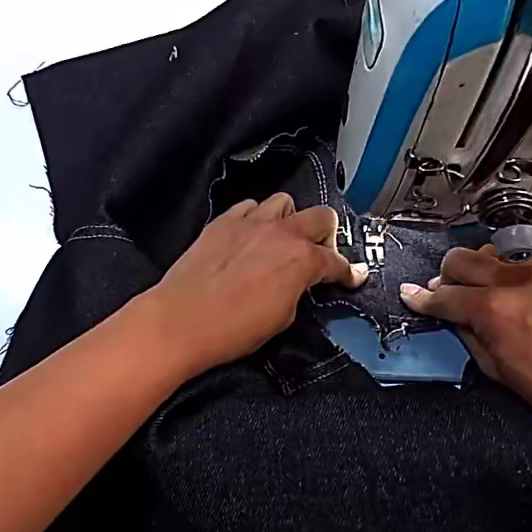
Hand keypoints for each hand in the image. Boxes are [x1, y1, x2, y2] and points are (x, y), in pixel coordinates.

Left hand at [139, 193, 364, 376]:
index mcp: (302, 260)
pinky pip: (250, 207)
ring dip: (290, 220)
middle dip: (327, 235)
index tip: (351, 276)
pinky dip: (256, 217)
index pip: (336, 261)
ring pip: (285, 202)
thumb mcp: (282, 318)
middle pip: (321, 217)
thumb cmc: (231, 329)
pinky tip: (251, 236)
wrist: (181, 321)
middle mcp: (281, 233)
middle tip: (319, 254)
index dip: (347, 272)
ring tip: (282, 239)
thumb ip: (297, 290)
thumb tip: (297, 284)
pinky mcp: (223, 223)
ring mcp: (251, 223)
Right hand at [400, 248, 531, 473]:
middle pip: (467, 259)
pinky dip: (527, 275)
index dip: (425, 297)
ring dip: (490, 269)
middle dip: (450, 274)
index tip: (415, 294)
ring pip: (504, 254)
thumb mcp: (507, 377)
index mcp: (498, 311)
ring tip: (492, 291)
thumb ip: (475, 340)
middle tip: (448, 288)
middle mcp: (524, 281)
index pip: (447, 295)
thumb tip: (457, 321)